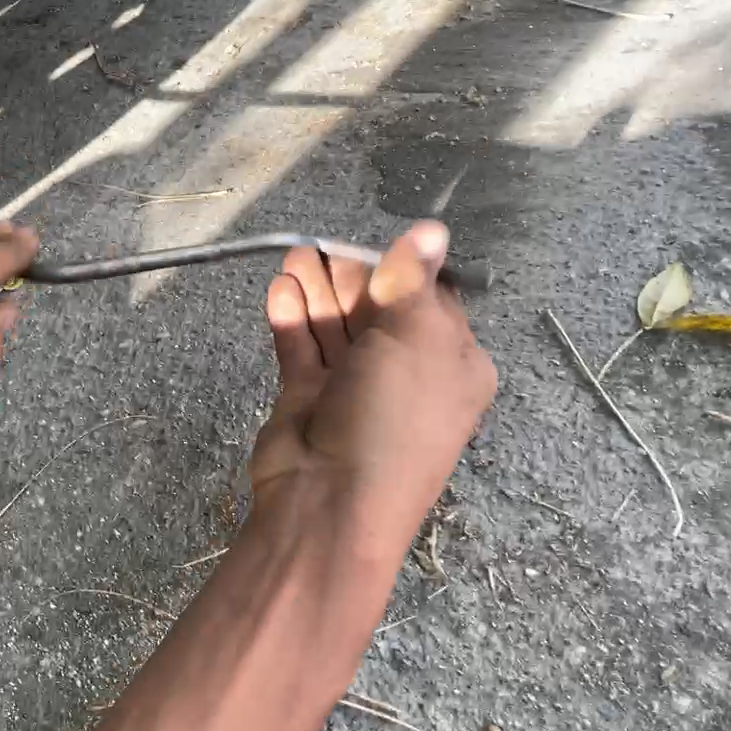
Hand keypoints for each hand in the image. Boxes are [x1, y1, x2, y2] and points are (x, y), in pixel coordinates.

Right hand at [249, 221, 495, 557]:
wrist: (330, 502)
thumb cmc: (392, 419)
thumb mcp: (416, 341)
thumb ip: (413, 280)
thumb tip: (431, 228)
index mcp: (451, 363)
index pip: (430, 301)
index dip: (401, 269)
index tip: (372, 241)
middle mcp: (403, 373)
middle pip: (376, 310)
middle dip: (348, 276)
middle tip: (318, 243)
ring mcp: (352, 388)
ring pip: (334, 327)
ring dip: (315, 291)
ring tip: (292, 256)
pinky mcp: (308, 399)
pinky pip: (301, 351)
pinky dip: (291, 320)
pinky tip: (279, 291)